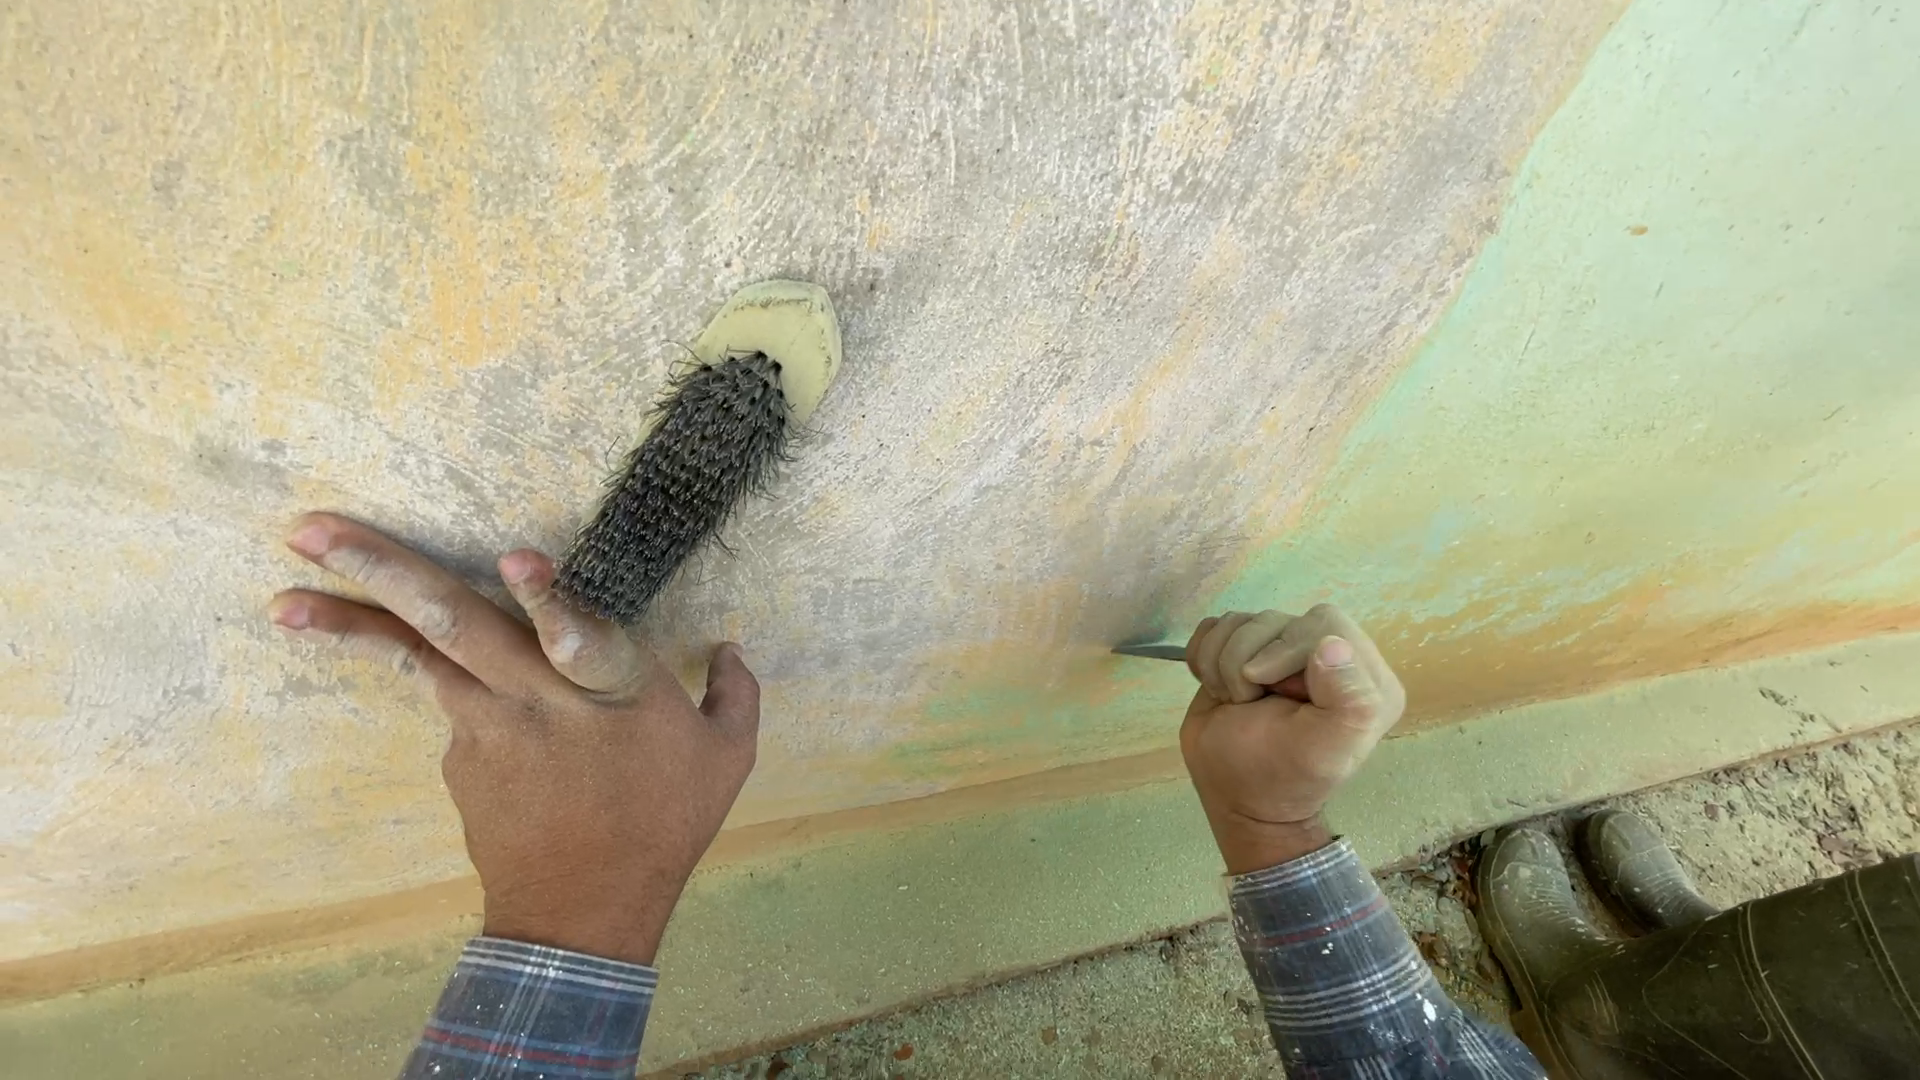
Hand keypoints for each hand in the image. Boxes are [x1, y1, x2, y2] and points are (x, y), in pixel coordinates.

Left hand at [265, 512, 758, 965]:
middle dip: (387, 574)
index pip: (580, 634)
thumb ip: (736, 693)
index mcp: (615, 692)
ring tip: (285, 600)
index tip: (512, 555)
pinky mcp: (458, 757)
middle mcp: (537, 700)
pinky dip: (457, 686)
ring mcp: (484, 729)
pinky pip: (456, 701)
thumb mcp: (728, 758)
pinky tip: (480, 710)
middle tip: (308, 531)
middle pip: (457, 629)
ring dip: (351, 625)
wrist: (584, 912)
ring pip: (422, 659)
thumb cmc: (665, 822)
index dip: (548, 596)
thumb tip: (733, 647)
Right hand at [1179, 604, 1405, 874]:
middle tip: (1245, 700)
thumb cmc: (1279, 777)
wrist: (1232, 794)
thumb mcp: (1322, 750)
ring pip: (1238, 621)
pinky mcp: (1240, 651)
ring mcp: (1278, 651)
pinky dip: (1203, 656)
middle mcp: (1322, 656)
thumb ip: (1348, 702)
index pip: (1323, 623)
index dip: (1285, 646)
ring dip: (1220, 663)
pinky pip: (1214, 627)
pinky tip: (1216, 688)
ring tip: (1232, 700)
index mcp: (1361, 676)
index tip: (1263, 684)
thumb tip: (1333, 644)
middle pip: (1274, 618)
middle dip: (1244, 658)